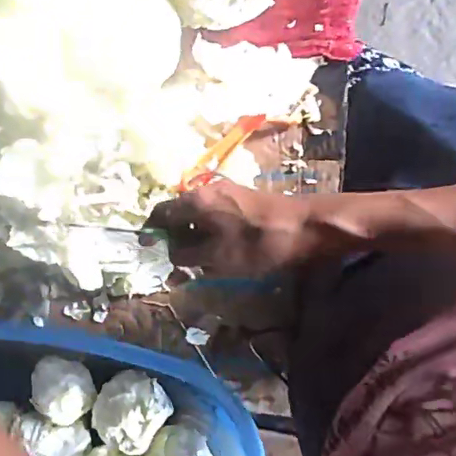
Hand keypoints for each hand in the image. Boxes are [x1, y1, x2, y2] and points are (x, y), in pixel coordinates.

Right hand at [146, 182, 326, 275]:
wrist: (308, 227)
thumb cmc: (259, 242)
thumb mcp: (217, 256)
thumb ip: (187, 255)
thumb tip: (171, 254)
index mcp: (195, 200)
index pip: (159, 213)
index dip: (151, 233)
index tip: (148, 252)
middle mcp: (206, 191)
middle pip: (177, 214)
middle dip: (172, 240)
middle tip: (173, 265)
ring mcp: (226, 193)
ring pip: (197, 216)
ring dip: (191, 238)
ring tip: (194, 263)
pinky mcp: (242, 200)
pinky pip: (214, 216)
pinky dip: (208, 233)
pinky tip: (215, 252)